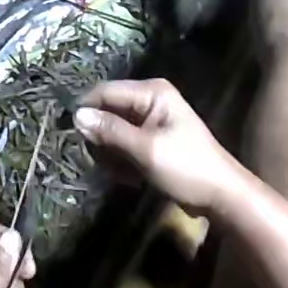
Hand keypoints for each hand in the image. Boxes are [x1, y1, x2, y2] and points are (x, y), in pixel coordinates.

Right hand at [74, 79, 248, 213]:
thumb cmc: (186, 168)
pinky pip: (123, 144)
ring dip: (110, 153)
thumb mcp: (146, 149)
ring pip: (112, 130)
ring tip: (120, 172)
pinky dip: (121, 160)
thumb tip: (77, 115)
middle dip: (100, 137)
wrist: (221, 196)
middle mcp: (149, 99)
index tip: (67, 133)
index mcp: (151, 92)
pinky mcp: (150, 139)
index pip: (105, 91)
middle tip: (100, 161)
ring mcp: (150, 120)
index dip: (86, 110)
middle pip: (107, 110)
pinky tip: (129, 177)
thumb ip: (110, 131)